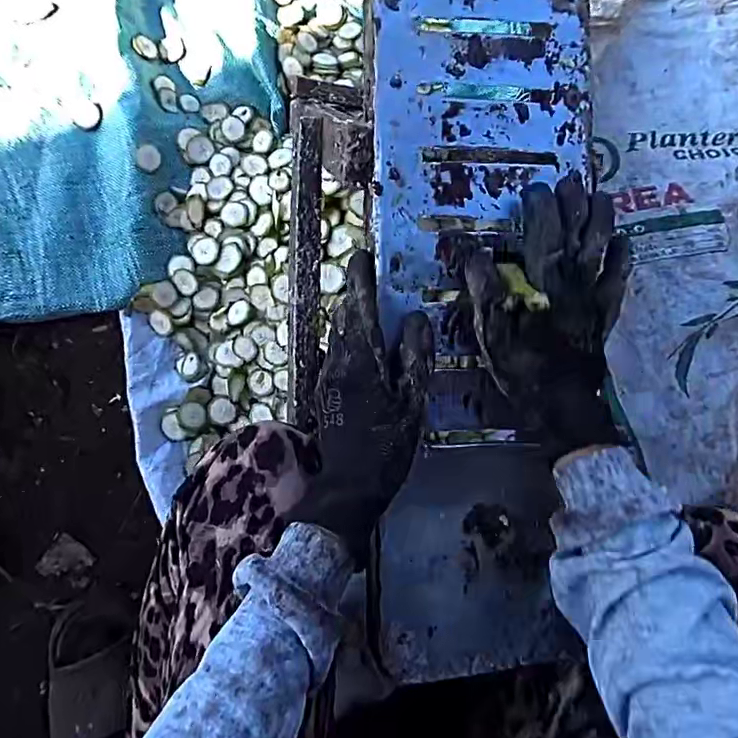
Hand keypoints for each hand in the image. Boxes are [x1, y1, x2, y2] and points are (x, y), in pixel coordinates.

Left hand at [288, 252, 433, 566]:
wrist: (349, 483)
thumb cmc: (388, 445)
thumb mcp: (411, 403)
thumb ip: (413, 357)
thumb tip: (415, 318)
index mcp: (361, 360)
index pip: (358, 307)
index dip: (360, 278)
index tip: (360, 254)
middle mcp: (337, 361)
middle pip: (343, 316)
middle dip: (355, 294)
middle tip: (372, 279)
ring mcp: (326, 374)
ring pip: (337, 334)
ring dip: (351, 316)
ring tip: (370, 308)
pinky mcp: (322, 388)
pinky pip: (334, 351)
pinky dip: (347, 338)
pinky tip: (363, 347)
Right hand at [439, 174, 632, 460]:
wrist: (562, 404)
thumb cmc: (520, 367)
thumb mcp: (489, 332)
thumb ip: (484, 290)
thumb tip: (474, 252)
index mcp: (539, 284)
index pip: (541, 236)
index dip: (540, 209)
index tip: (535, 188)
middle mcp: (569, 283)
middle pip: (574, 235)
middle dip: (574, 205)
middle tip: (572, 179)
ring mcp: (593, 297)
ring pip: (601, 250)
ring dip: (603, 221)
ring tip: (603, 196)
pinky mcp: (607, 313)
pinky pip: (620, 279)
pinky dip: (624, 258)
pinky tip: (627, 240)